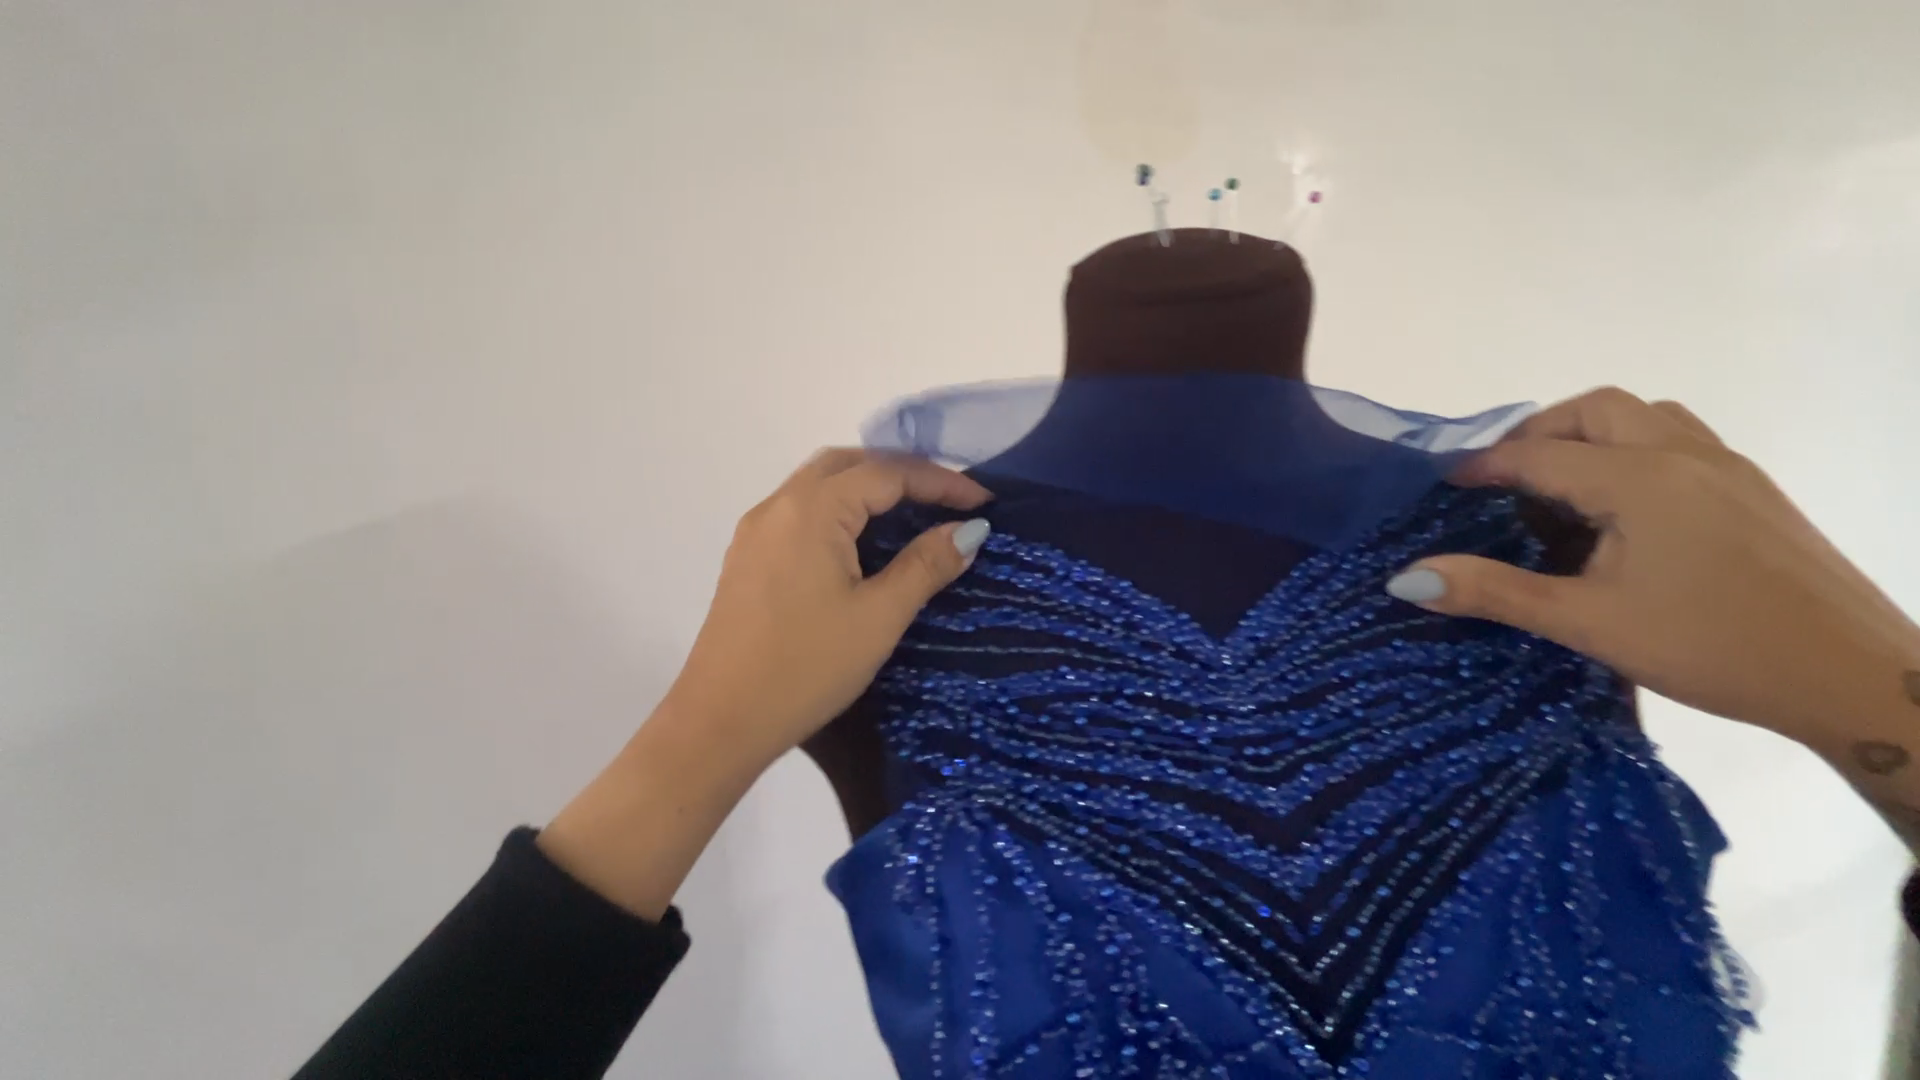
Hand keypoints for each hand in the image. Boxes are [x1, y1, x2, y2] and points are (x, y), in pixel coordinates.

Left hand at [663, 448, 992, 762]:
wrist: (720, 721)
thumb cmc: (806, 668)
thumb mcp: (878, 617)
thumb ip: (926, 565)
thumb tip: (970, 530)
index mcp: (811, 510)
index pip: (887, 474)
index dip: (941, 482)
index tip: (984, 502)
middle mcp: (778, 505)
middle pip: (849, 464)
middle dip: (903, 472)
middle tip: (948, 499)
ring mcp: (757, 531)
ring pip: (820, 484)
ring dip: (868, 487)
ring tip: (914, 513)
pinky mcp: (748, 557)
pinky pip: (801, 511)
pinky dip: (840, 509)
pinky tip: (863, 541)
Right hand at [1386, 388, 1919, 745]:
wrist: (1857, 680)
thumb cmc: (1712, 647)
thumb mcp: (1586, 623)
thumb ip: (1492, 591)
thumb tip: (1404, 577)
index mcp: (1639, 480)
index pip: (1535, 454)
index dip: (1479, 467)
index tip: (1439, 488)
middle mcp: (1683, 455)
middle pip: (1594, 409)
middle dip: (1536, 433)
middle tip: (1502, 482)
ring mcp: (1727, 468)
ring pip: (1644, 417)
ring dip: (1588, 436)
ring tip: (1557, 489)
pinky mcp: (1752, 490)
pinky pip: (1676, 440)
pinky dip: (1629, 451)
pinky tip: (1619, 511)